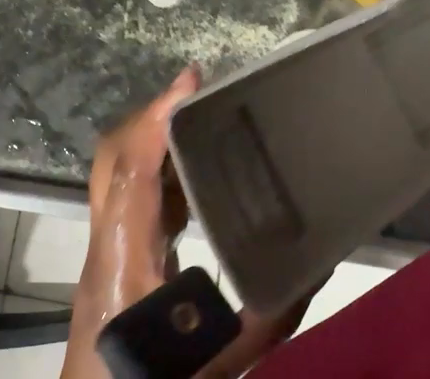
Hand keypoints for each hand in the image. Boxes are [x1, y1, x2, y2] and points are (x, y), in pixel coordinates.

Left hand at [61, 68, 312, 378]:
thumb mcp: (227, 357)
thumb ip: (277, 308)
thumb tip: (324, 255)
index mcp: (125, 261)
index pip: (132, 174)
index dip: (158, 120)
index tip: (193, 79)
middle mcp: (106, 248)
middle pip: (113, 161)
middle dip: (154, 117)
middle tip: (205, 92)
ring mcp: (105, 256)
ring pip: (120, 176)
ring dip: (159, 140)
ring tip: (210, 121)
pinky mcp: (115, 266)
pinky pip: (134, 199)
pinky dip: (164, 172)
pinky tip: (203, 177)